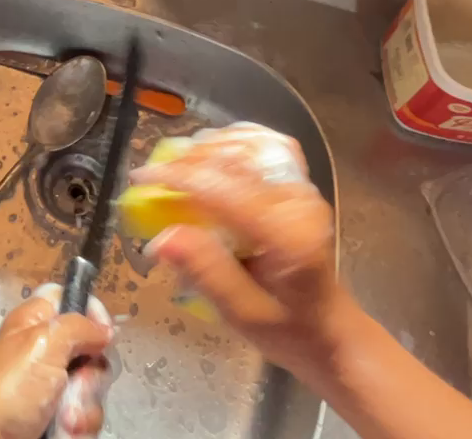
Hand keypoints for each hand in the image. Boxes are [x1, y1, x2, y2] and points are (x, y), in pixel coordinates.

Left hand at [0, 285, 113, 438]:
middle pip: (91, 347)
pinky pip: (86, 414)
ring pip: (92, 386)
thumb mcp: (42, 345)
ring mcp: (53, 384)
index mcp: (36, 321)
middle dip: (90, 374)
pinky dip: (80, 426)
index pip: (71, 298)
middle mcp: (47, 349)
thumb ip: (77, 326)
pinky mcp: (58, 414)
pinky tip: (65, 432)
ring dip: (84, 406)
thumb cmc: (6, 392)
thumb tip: (104, 328)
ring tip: (64, 420)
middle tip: (73, 386)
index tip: (102, 334)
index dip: (91, 311)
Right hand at [130, 124, 353, 387]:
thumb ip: (205, 272)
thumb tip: (160, 239)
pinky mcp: (300, 183)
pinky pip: (266, 143)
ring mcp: (302, 188)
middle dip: (187, 160)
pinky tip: (211, 149)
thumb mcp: (242, 314)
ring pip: (249, 144)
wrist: (330, 331)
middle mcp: (299, 201)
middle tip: (154, 174)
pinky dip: (234, 140)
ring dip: (207, 148)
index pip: (224, 188)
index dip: (178, 177)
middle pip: (235, 160)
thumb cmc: (287, 329)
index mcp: (287, 235)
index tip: (142, 178)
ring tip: (176, 163)